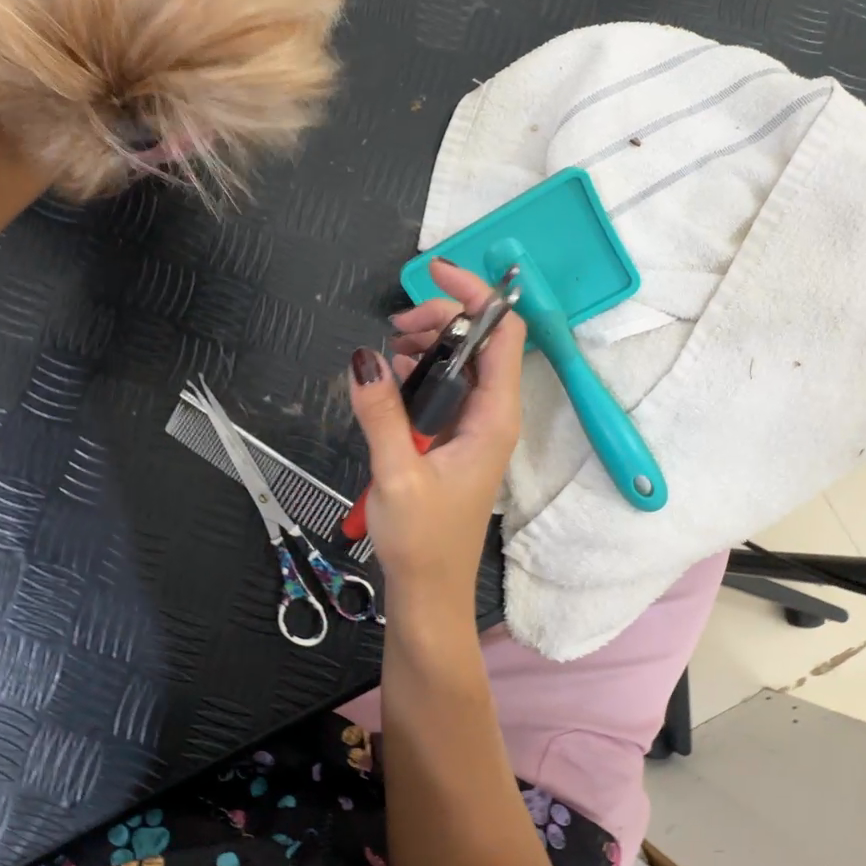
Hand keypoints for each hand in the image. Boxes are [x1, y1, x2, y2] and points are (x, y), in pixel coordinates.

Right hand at [348, 260, 524, 608]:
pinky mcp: (455, 438)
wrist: (428, 592)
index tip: (433, 273)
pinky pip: (446, 387)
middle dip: (440, 319)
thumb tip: (363, 357)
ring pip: (461, 362)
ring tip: (389, 352)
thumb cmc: (421, 540)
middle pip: (480, 341)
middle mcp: (492, 414)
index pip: (502, 335)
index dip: (475, 295)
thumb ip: (381, 414)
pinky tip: (392, 381)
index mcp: (493, 418)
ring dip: (428, 344)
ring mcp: (474, 426)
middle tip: (394, 327)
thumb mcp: (395, 474)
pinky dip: (421, 371)